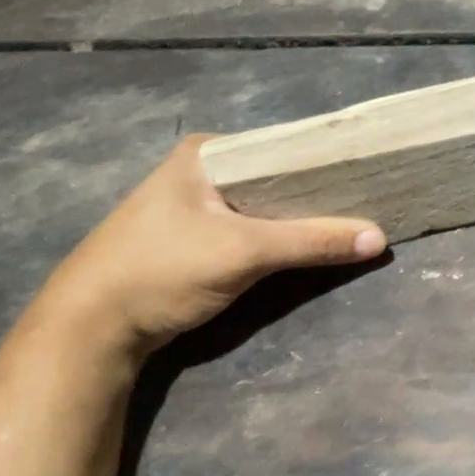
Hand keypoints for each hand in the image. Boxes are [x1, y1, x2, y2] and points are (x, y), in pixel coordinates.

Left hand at [32, 135, 385, 355]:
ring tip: (357, 224)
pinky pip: (261, 231)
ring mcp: (204, 206)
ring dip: (307, 222)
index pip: (286, 148)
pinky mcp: (205, 240)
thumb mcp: (244, 252)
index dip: (330, 165)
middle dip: (323, 196)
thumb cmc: (161, 271)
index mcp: (208, 153)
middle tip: (376, 204)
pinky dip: (288, 240)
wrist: (94, 327)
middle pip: (282, 180)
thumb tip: (380, 238)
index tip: (376, 176)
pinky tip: (318, 247)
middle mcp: (206, 171)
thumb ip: (313, 242)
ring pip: (273, 208)